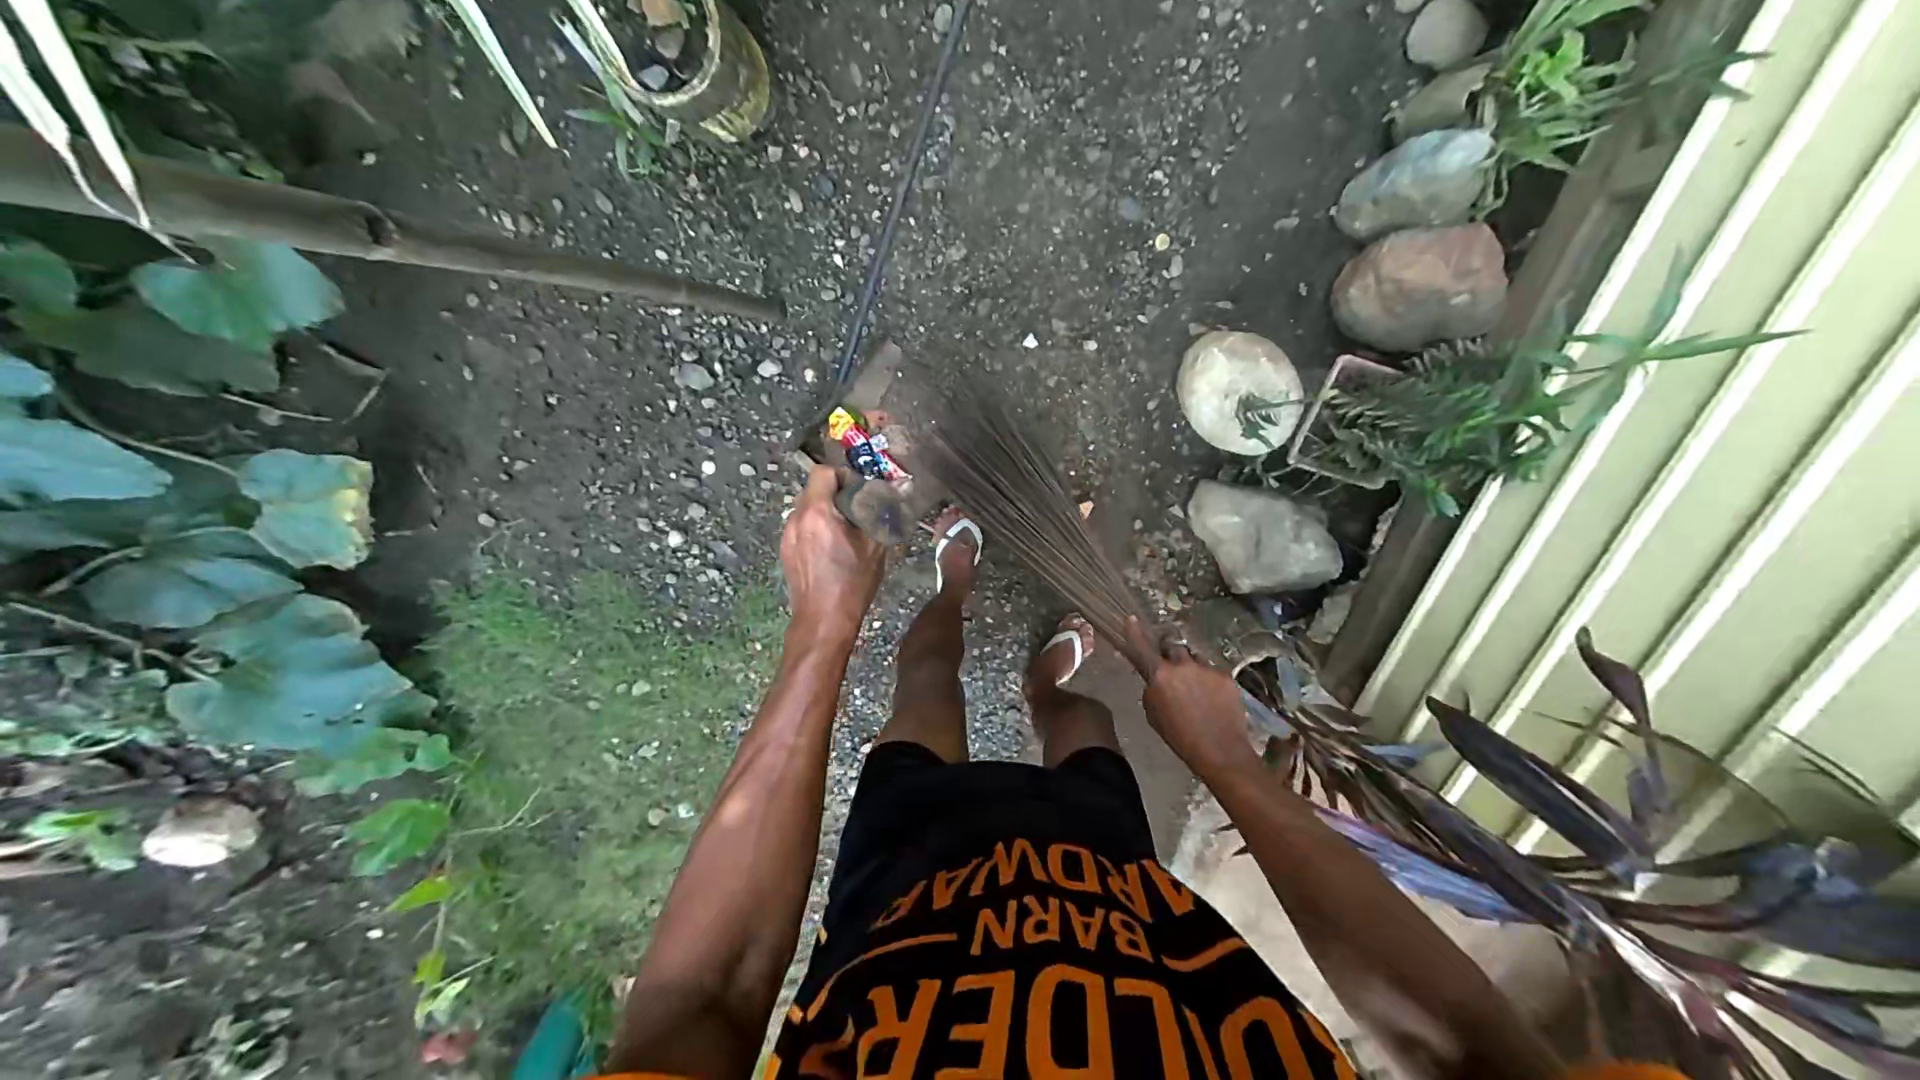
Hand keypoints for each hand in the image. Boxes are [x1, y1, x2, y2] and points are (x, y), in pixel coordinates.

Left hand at [781, 465, 884, 645]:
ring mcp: (787, 535)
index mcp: (817, 512)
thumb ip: (881, 513)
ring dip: (825, 511)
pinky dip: (816, 527)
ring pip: (806, 508)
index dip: (844, 476)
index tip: (860, 491)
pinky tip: (832, 548)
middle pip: (813, 489)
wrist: (824, 620)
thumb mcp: (875, 546)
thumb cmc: (852, 583)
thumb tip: (896, 490)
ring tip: (846, 531)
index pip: (823, 472)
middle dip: (836, 494)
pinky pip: (802, 526)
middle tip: (857, 510)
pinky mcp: (786, 551)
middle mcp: (796, 518)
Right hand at [1125, 617, 1259, 778]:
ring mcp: (1206, 669)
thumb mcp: (1154, 714)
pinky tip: (1213, 699)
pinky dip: (1209, 681)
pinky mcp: (1225, 676)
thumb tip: (1157, 679)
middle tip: (1174, 669)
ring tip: (1197, 689)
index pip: (1143, 647)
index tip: (1131, 619)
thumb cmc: (1179, 737)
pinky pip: (1212, 671)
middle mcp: (1182, 666)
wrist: (1220, 750)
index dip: (1135, 632)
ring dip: (1191, 668)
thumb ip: (1152, 689)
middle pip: (1173, 647)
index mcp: (1160, 675)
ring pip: (1194, 659)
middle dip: (1171, 654)